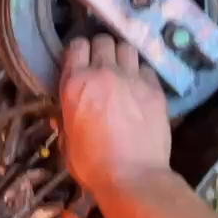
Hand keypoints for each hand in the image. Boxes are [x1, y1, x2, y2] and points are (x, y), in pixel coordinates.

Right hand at [59, 35, 171, 199]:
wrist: (133, 177)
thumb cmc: (91, 164)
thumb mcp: (67, 141)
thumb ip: (65, 119)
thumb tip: (62, 115)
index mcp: (75, 85)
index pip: (76, 46)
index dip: (78, 51)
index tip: (79, 60)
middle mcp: (103, 73)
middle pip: (103, 40)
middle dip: (100, 49)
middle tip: (101, 64)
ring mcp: (132, 79)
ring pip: (127, 47)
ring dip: (122, 56)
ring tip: (121, 70)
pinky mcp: (154, 89)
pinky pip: (146, 69)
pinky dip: (141, 74)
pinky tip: (138, 87)